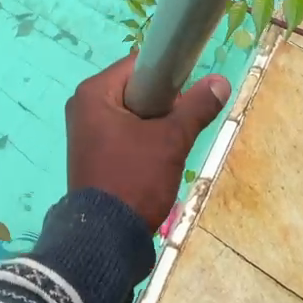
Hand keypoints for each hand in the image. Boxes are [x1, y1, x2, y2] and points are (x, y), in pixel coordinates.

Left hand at [65, 57, 229, 230]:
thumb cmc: (134, 178)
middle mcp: (82, 104)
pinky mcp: (88, 152)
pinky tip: (152, 162)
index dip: (166, 76)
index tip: (184, 99)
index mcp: (93, 92)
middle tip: (176, 130)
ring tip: (166, 150)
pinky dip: (139, 141)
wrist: (105, 237)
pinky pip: (120, 132)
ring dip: (152, 127)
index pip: (137, 65)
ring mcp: (83, 130)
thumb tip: (220, 81)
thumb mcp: (171, 141)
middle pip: (134, 90)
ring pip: (130, 113)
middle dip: (160, 107)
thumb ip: (195, 109)